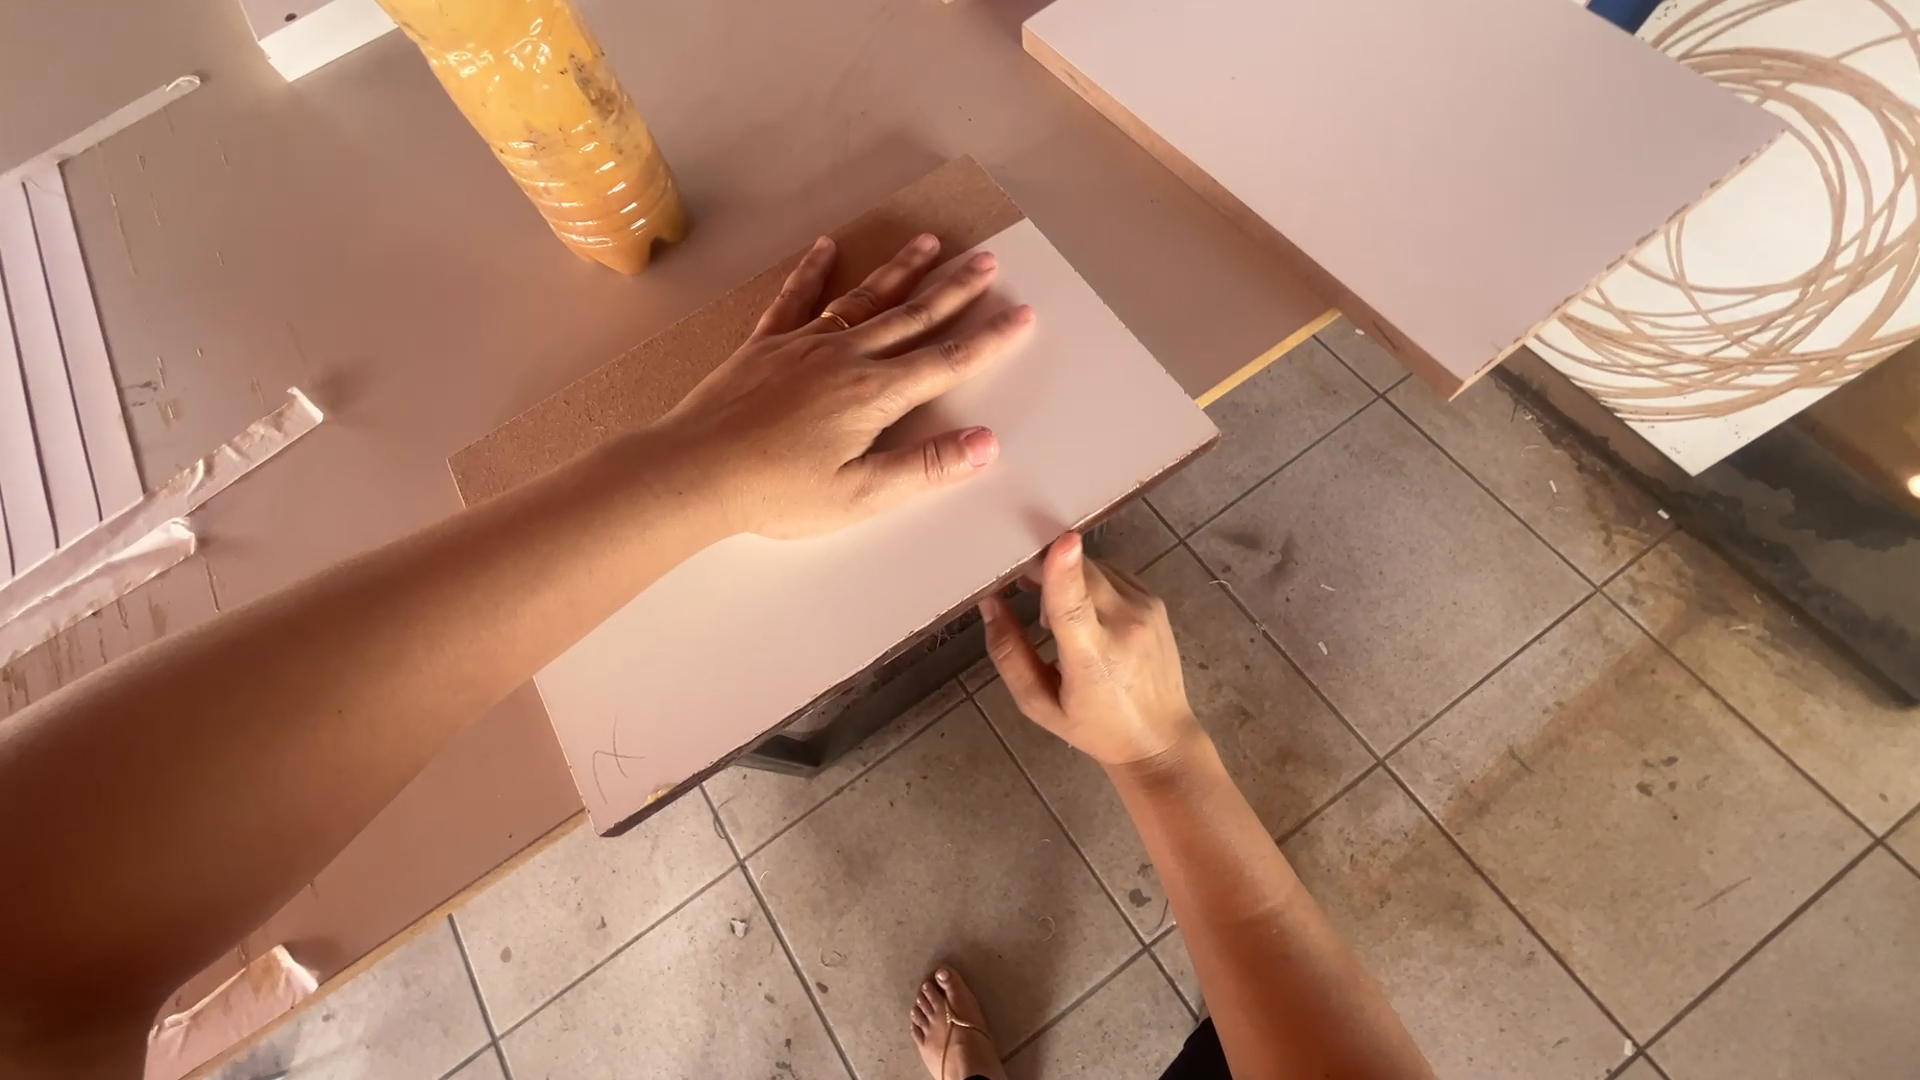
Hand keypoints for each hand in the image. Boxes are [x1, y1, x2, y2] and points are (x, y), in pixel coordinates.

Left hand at [652, 233, 1035, 539]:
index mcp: (874, 395)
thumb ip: (924, 467)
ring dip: (901, 271)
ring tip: (930, 243)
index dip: (989, 340)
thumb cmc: (778, 492)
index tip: (1021, 314)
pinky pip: (796, 299)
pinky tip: (827, 248)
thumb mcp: (861, 495)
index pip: (946, 362)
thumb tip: (986, 443)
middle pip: (912, 317)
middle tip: (987, 260)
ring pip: (864, 299)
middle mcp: (845, 357)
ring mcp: (802, 344)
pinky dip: (813, 272)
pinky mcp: (765, 345)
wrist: (693, 472)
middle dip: (954, 290)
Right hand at [980, 532, 1202, 769]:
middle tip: (1021, 585)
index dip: (1063, 573)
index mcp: (1093, 659)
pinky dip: (1090, 584)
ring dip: (1068, 579)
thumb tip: (990, 603)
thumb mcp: (1038, 703)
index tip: (1061, 541)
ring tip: (1057, 618)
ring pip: (1094, 568)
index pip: (1075, 608)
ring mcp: (1146, 609)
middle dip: (1045, 568)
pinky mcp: (1155, 600)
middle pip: (1080, 573)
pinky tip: (1086, 614)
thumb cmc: (1094, 726)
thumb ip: (1009, 653)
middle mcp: (1125, 627)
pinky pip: (1111, 575)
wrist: (1159, 737)